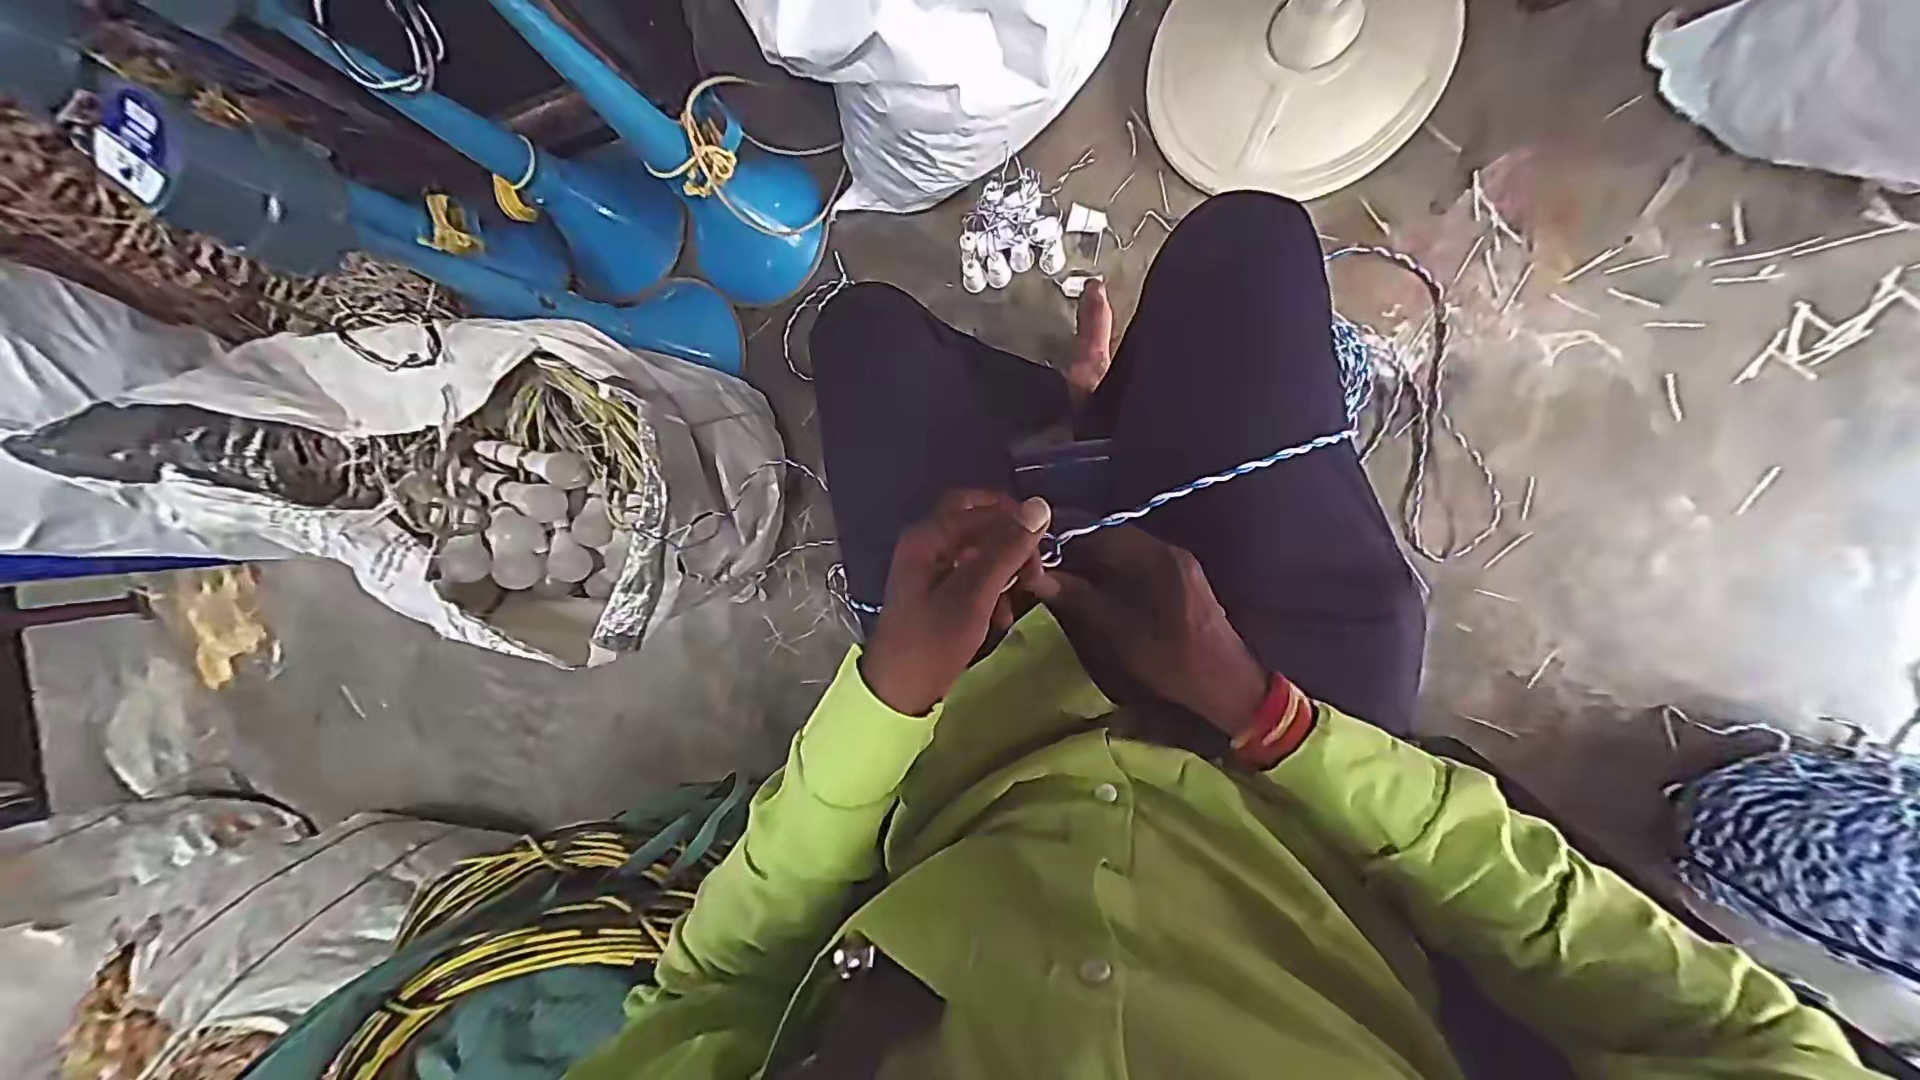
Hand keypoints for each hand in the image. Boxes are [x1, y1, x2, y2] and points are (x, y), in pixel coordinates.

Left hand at [860, 490, 1051, 714]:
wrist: (899, 690)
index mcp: (927, 537)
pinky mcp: (938, 591)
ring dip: (1005, 566)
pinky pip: (972, 574)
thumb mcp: (975, 594)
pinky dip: (993, 587)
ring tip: (1025, 590)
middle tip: (1033, 563)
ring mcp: (931, 568)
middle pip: (978, 523)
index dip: (1015, 519)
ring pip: (978, 549)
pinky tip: (1004, 613)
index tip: (1044, 544)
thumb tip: (1038, 507)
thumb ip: (1006, 549)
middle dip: (1010, 540)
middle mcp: (926, 544)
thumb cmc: (933, 640)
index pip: (979, 506)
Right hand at [1027, 527, 1266, 732]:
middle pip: (1111, 536)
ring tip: (1062, 576)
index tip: (1037, 547)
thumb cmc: (1172, 660)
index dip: (1066, 535)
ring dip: (1092, 558)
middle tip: (1044, 564)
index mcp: (1157, 559)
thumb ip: (1078, 597)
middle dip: (1076, 547)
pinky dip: (1111, 569)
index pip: (1101, 530)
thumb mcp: (1118, 631)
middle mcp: (1168, 551)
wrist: (1226, 683)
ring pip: (1123, 549)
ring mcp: (1176, 563)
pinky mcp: (1179, 577)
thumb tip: (1036, 576)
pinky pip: (1136, 561)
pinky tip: (1093, 586)